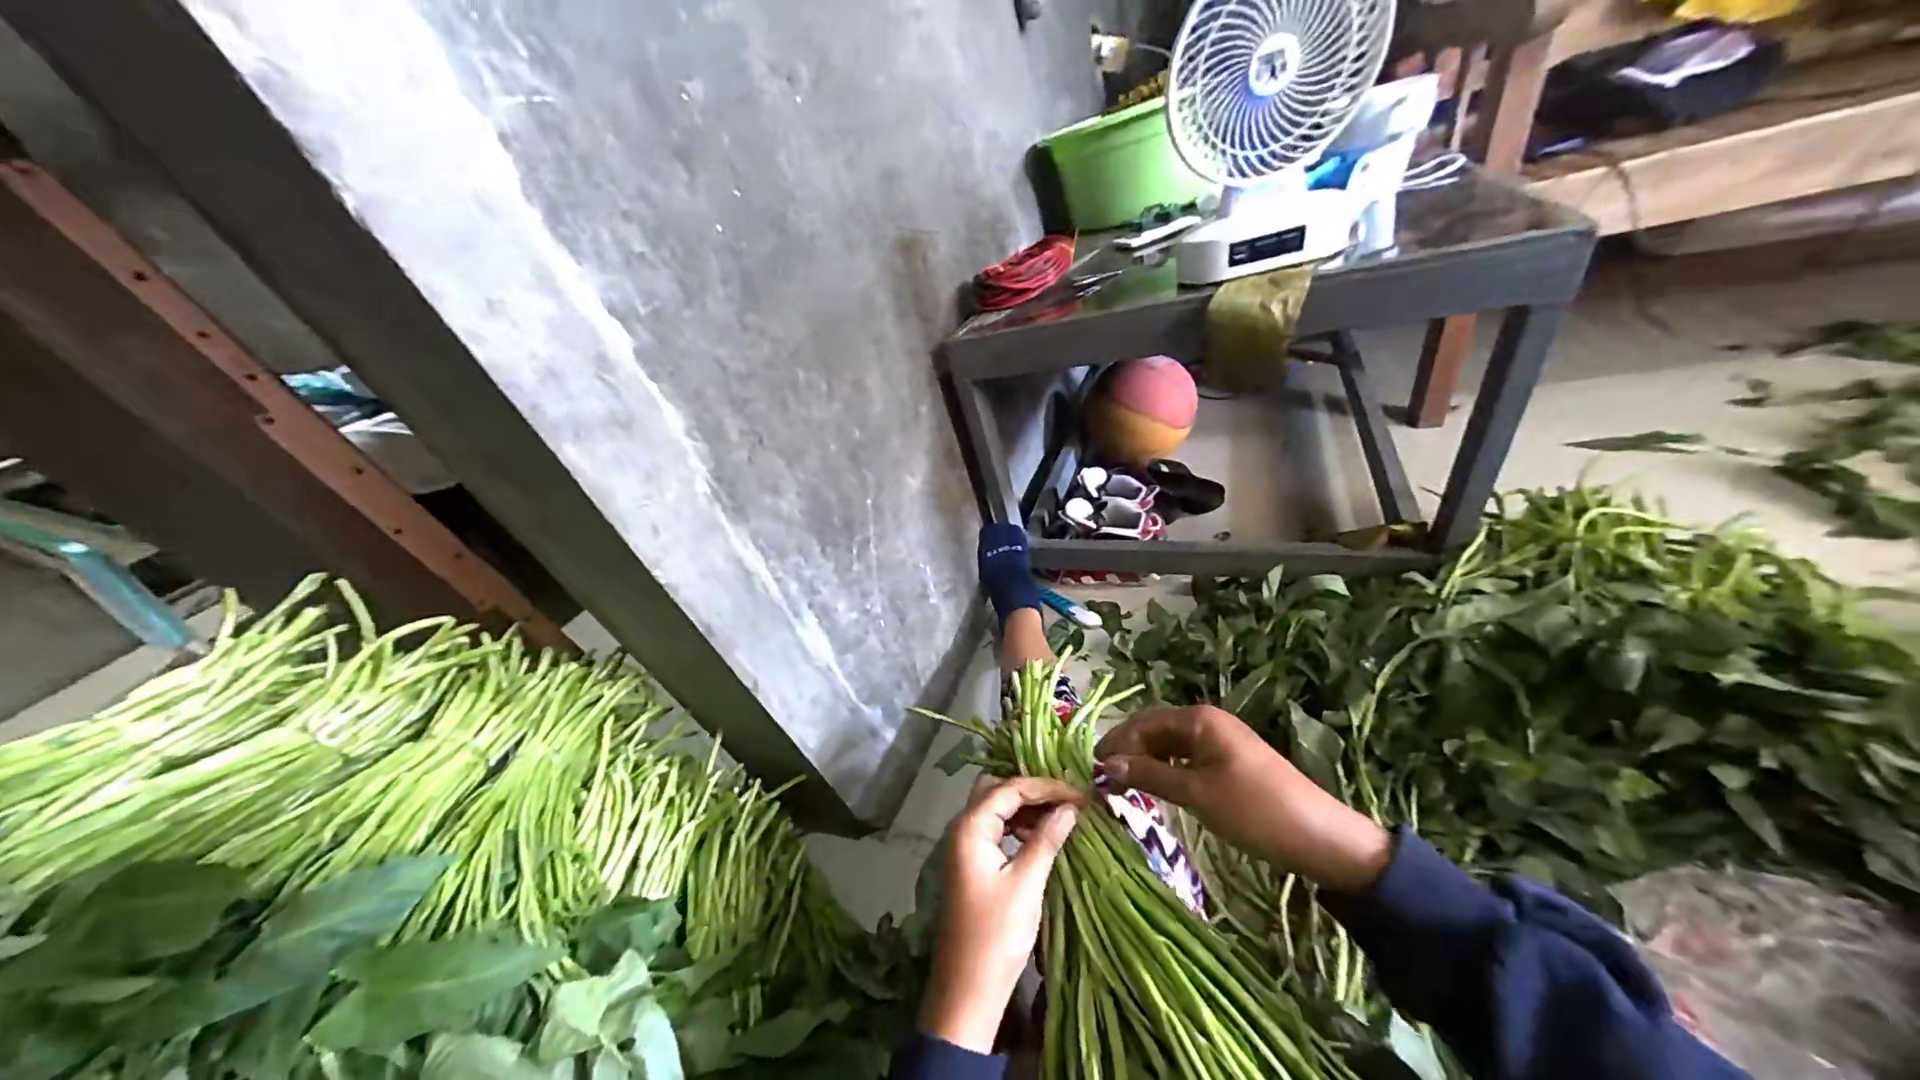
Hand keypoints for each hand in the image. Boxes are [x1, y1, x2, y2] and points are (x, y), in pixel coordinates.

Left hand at [921, 776, 1083, 1053]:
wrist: (968, 991)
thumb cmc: (996, 935)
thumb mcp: (1026, 883)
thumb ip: (1046, 838)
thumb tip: (1071, 807)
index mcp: (970, 827)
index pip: (1010, 788)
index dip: (1046, 787)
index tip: (1081, 795)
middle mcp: (962, 828)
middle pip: (997, 790)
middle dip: (1033, 790)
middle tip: (1069, 798)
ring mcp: (965, 847)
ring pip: (996, 809)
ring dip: (1027, 808)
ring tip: (1062, 815)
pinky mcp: (973, 865)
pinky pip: (997, 831)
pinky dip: (1019, 827)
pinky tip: (1042, 836)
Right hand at [1095, 704, 1391, 890]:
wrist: (1320, 838)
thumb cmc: (1254, 810)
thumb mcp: (1196, 793)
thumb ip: (1148, 776)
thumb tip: (1104, 766)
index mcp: (1198, 719)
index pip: (1142, 723)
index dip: (1115, 745)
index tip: (1092, 771)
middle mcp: (1206, 722)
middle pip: (1153, 731)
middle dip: (1127, 753)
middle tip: (1103, 782)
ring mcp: (1218, 742)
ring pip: (1168, 746)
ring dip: (1144, 764)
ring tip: (1122, 789)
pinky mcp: (1227, 763)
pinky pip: (1184, 759)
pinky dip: (1165, 772)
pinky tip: (1154, 791)